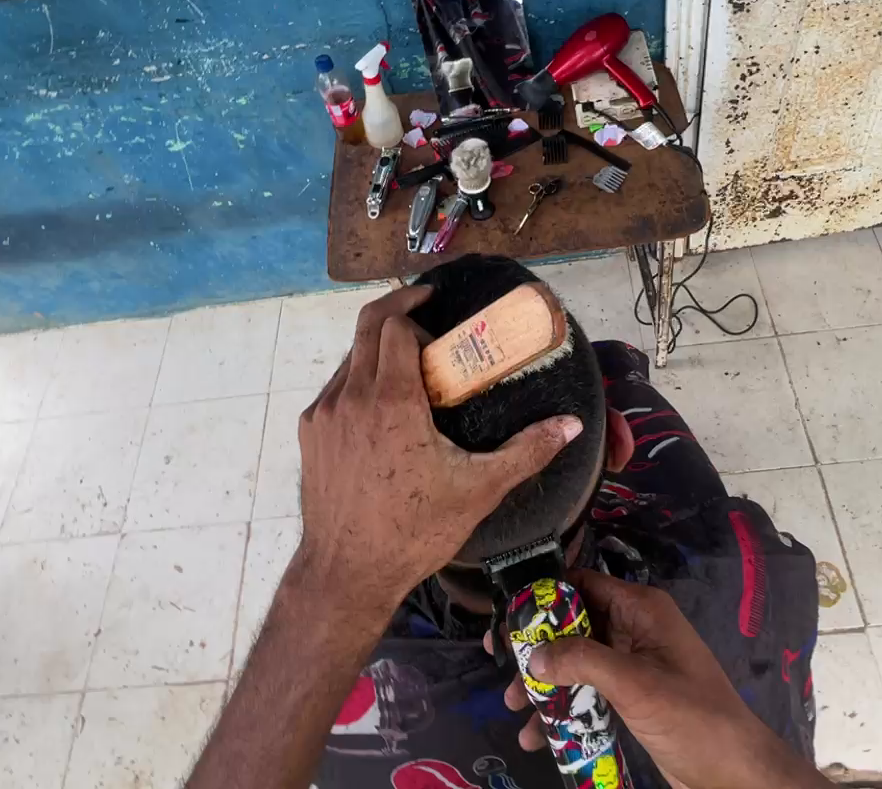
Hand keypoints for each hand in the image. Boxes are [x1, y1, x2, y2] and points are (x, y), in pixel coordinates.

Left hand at [291, 285, 581, 619]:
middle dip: (396, 309)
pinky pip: (336, 388)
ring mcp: (324, 414)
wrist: (346, 573)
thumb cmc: (415, 530)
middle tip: (425, 311)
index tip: (438, 319)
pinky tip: (382, 408)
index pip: (393, 326)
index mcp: (391, 400)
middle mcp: (351, 396)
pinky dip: (360, 381)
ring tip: (410, 367)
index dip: (416, 315)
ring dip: (378, 350)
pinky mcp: (309, 433)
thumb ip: (528, 451)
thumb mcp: (479, 489)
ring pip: (350, 358)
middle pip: (366, 327)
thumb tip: (572, 425)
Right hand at [498, 569, 831, 788]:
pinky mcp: (631, 695)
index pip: (583, 584)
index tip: (509, 618)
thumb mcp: (635, 684)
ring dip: (545, 682)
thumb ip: (583, 662)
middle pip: (573, 624)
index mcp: (640, 608)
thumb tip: (534, 654)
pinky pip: (588, 690)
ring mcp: (632, 663)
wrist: (736, 774)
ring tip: (513, 707)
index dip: (545, 597)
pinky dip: (564, 707)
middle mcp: (633, 627)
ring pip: (576, 661)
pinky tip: (538, 735)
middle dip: (537, 647)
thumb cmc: (691, 715)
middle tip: (500, 663)